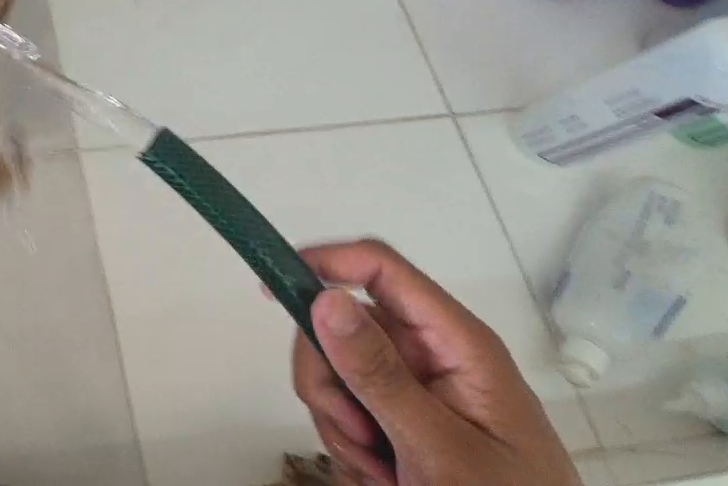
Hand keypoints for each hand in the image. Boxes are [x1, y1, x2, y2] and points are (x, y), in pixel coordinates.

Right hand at [290, 240, 579, 485]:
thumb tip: (324, 296)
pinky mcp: (398, 415)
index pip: (380, 268)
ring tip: (379, 470)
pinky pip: (341, 405)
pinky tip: (380, 475)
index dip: (324, 263)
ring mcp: (412, 385)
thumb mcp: (441, 449)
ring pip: (331, 367)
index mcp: (456, 342)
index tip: (271, 290)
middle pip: (340, 323)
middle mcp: (430, 351)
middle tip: (355, 434)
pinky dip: (345, 441)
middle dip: (329, 378)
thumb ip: (381, 375)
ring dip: (337, 420)